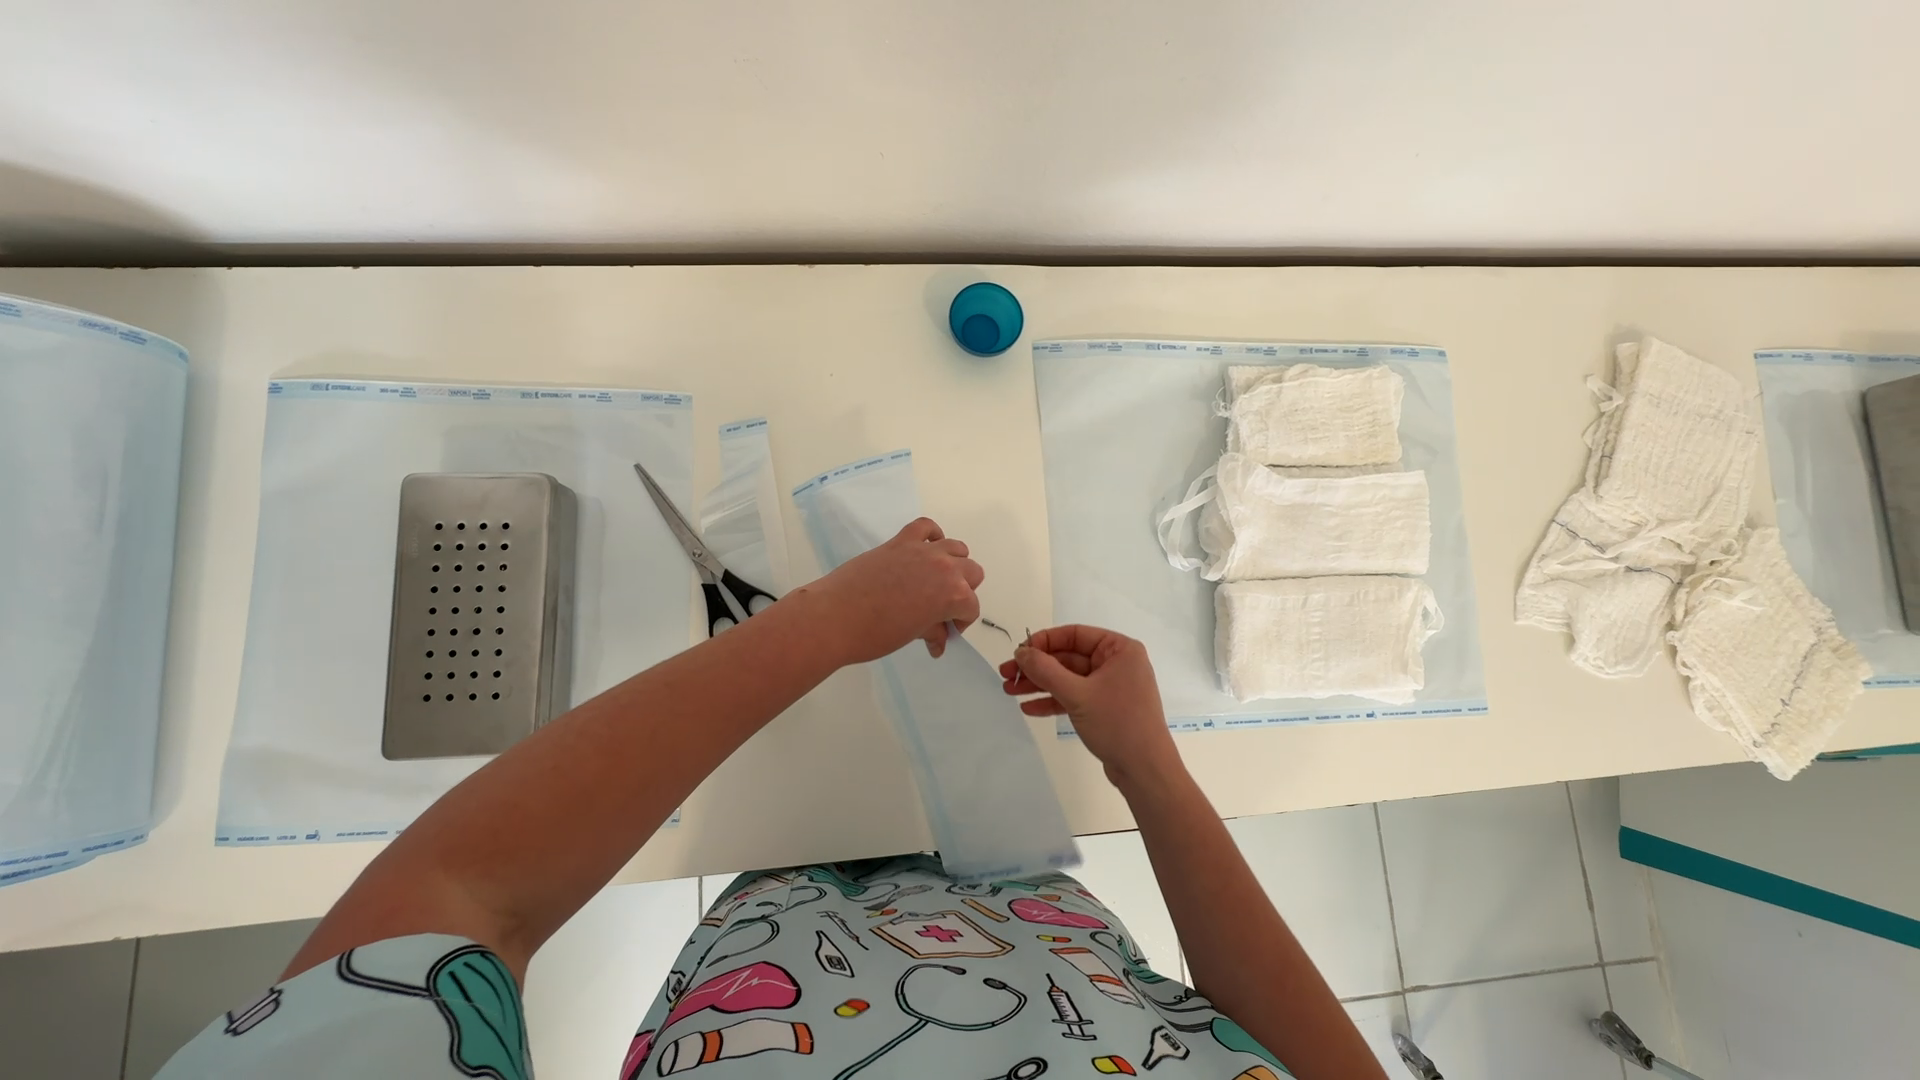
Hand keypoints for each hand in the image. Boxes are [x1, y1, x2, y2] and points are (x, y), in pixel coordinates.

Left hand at [808, 518, 983, 662]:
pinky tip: (924, 550)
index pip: (970, 607)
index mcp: (953, 594)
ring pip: (956, 547)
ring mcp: (922, 550)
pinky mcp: (900, 540)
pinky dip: (931, 535)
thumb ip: (932, 631)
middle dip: (962, 592)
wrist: (835, 616)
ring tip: (934, 580)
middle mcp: (945, 567)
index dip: (960, 622)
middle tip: (941, 608)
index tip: (945, 632)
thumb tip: (938, 642)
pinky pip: (926, 527)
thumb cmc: (877, 634)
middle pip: (972, 573)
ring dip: (952, 563)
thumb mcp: (912, 636)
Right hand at [999, 625, 1183, 790]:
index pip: (1075, 635)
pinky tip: (1029, 708)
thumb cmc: (1117, 724)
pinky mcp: (1105, 708)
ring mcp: (1111, 687)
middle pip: (1068, 657)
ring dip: (1039, 685)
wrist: (1145, 771)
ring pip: (1068, 679)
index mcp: (1119, 649)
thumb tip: (1021, 652)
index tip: (1018, 653)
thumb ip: (1046, 670)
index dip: (1043, 641)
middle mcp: (1116, 663)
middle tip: (1006, 675)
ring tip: (1009, 691)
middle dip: (1036, 667)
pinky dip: (1053, 701)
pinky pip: (1075, 697)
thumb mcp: (1077, 694)